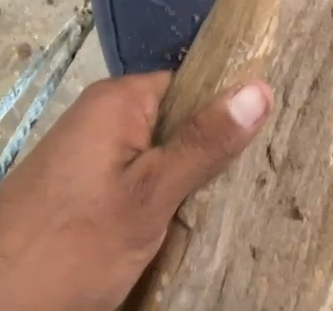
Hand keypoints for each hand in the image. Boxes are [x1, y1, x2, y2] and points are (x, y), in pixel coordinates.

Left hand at [0, 73, 272, 310]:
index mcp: (119, 100)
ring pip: (156, 161)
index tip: (264, 144)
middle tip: (248, 188)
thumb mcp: (149, 198)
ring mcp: (86, 158)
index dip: (226, 112)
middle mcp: (101, 118)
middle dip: (206, 157)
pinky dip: (155, 209)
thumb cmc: (69, 248)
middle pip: (176, 123)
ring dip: (181, 189)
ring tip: (219, 215)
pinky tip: (176, 235)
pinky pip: (132, 186)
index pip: (193, 85)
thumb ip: (204, 144)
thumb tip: (261, 86)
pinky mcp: (77, 195)